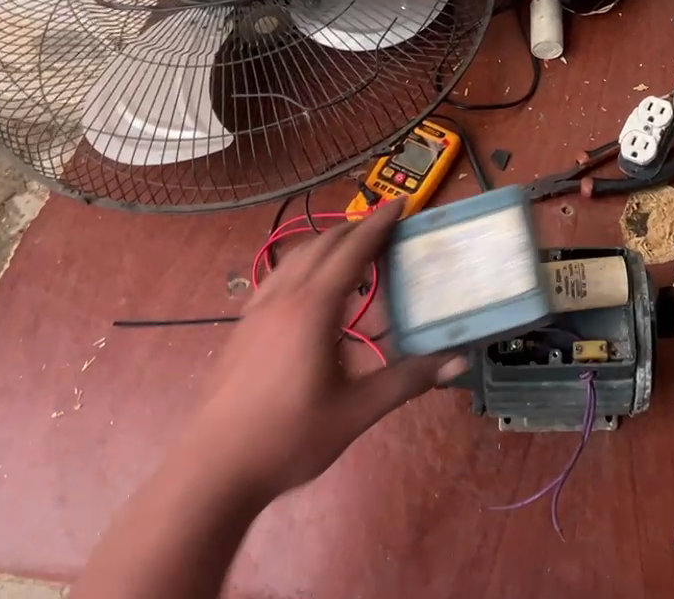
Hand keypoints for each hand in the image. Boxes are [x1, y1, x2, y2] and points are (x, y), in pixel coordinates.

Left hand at [186, 203, 464, 501]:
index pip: (352, 250)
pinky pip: (277, 275)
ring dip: (328, 242)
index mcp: (314, 308)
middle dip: (356, 228)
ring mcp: (258, 310)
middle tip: (387, 226)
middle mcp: (284, 297)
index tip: (402, 205)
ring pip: (296, 257)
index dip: (379, 225)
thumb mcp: (357, 410)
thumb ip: (408, 380)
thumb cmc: (290, 438)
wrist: (214, 469)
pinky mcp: (243, 326)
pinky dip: (304, 263)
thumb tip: (459, 361)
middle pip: (323, 245)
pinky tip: (309, 283)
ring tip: (354, 247)